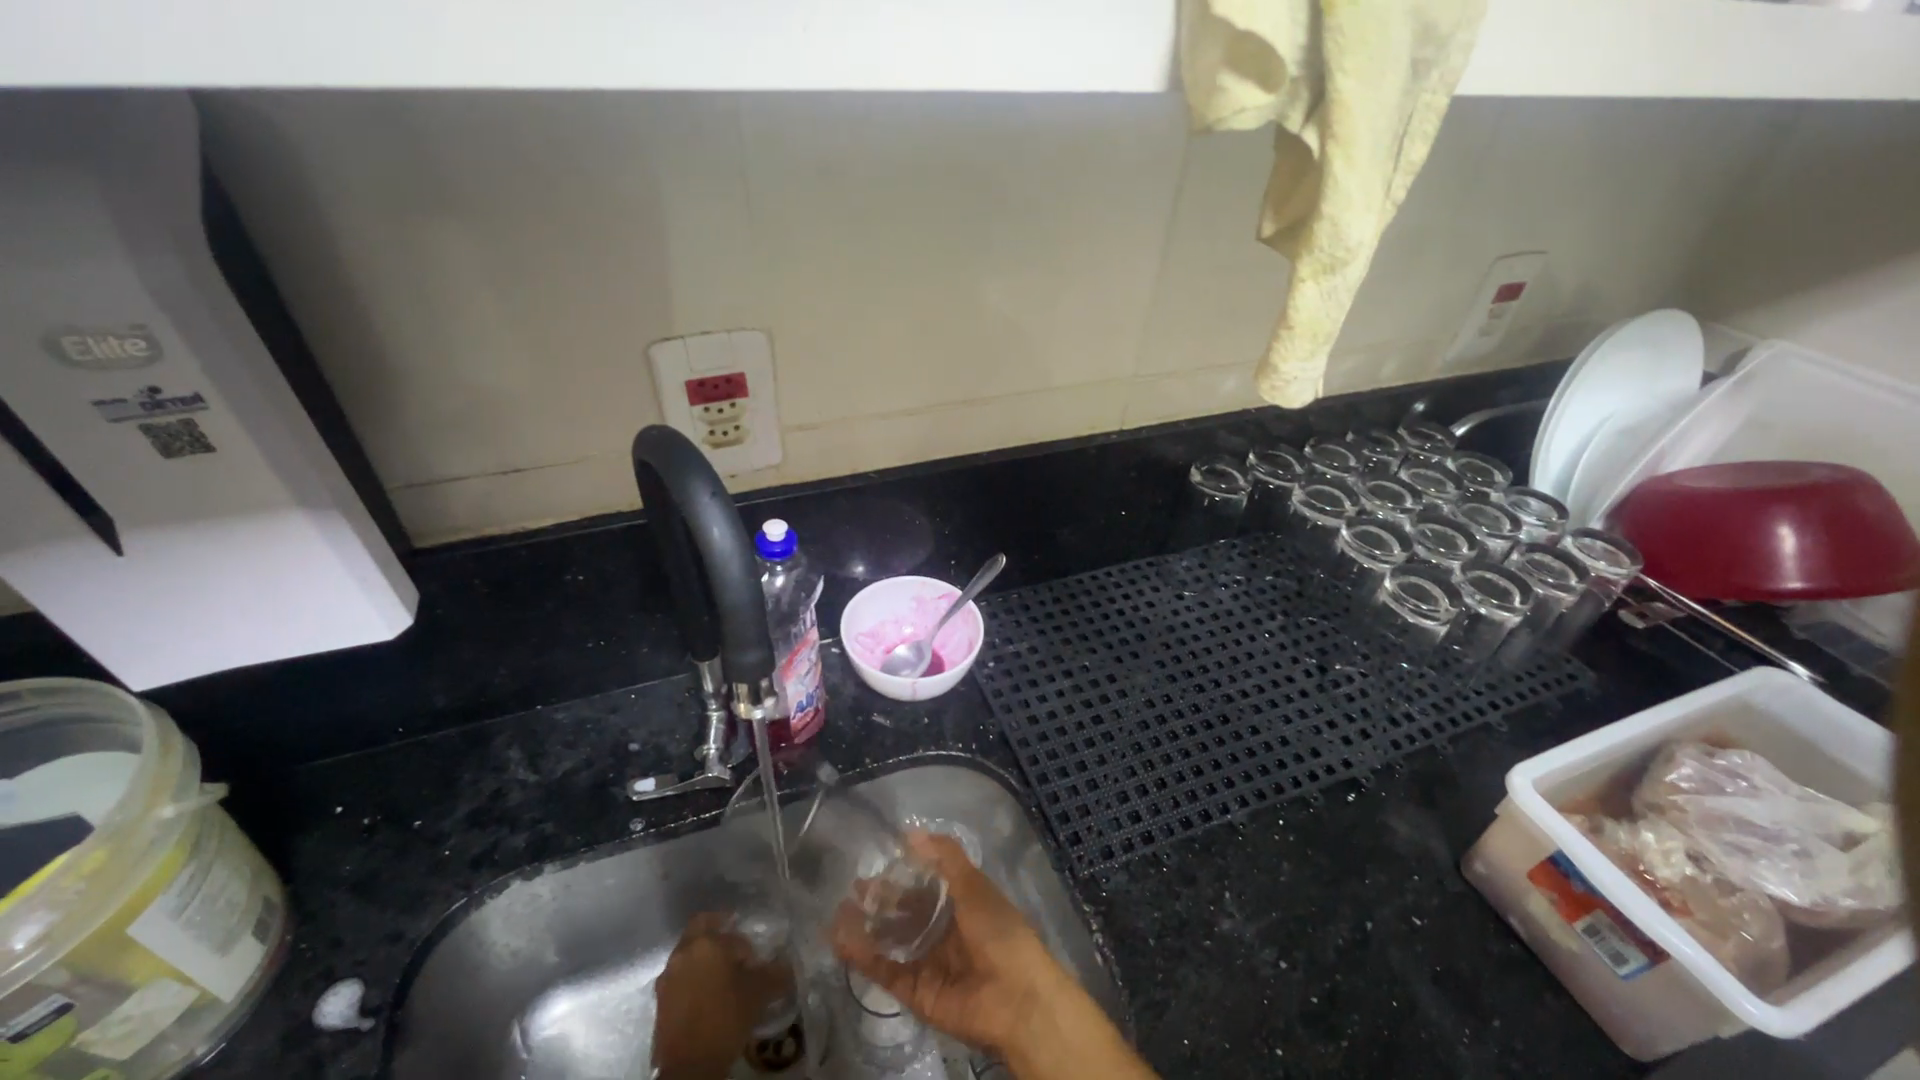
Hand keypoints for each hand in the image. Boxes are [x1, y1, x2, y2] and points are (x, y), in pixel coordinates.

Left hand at [652, 912, 789, 1079]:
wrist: (688, 1065)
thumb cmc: (725, 1019)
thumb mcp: (759, 994)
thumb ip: (775, 973)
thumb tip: (785, 965)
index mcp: (708, 943)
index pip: (735, 936)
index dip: (749, 949)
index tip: (757, 965)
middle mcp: (685, 951)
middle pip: (701, 926)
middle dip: (719, 929)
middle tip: (736, 944)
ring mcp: (669, 974)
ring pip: (689, 951)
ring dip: (705, 955)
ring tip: (723, 976)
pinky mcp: (660, 996)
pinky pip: (680, 973)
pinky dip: (693, 975)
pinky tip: (707, 994)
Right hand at [830, 832, 1074, 1055]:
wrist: (1016, 999)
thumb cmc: (1000, 932)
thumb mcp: (975, 885)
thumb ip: (945, 858)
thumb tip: (909, 832)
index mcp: (961, 906)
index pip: (925, 886)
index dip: (902, 875)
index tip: (876, 862)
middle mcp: (942, 933)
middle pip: (904, 915)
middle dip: (879, 901)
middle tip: (852, 889)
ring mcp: (926, 963)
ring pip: (889, 942)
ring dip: (865, 927)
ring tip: (837, 912)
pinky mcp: (913, 991)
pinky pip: (883, 970)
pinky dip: (862, 956)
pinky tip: (840, 938)